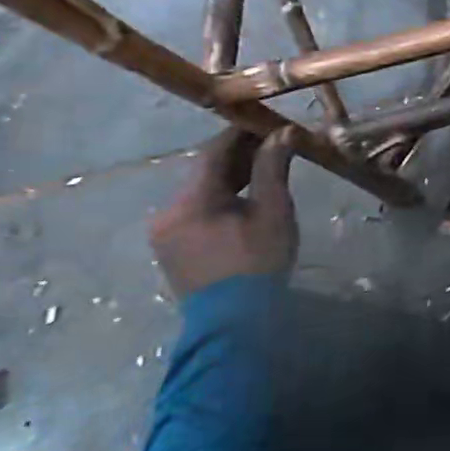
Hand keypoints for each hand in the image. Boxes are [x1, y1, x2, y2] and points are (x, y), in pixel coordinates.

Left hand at [149, 126, 301, 298]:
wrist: (234, 327)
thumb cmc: (257, 264)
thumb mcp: (272, 211)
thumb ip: (273, 167)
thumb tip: (283, 132)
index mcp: (190, 201)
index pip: (214, 151)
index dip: (242, 133)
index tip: (268, 123)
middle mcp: (169, 212)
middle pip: (206, 171)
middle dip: (240, 156)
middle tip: (273, 145)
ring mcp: (166, 233)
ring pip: (202, 191)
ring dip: (231, 178)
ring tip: (265, 171)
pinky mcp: (172, 250)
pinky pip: (197, 211)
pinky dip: (221, 200)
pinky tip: (246, 200)